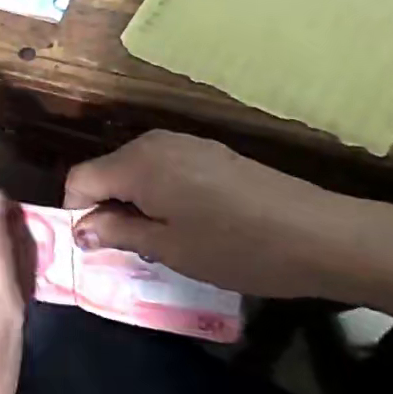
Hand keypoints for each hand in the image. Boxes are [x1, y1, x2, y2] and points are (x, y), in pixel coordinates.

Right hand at [63, 130, 392, 299]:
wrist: (317, 233)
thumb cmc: (235, 247)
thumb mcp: (170, 249)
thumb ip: (117, 233)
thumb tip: (80, 229)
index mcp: (137, 163)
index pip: (80, 178)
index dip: (75, 213)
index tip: (91, 248)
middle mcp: (155, 142)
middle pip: (107, 170)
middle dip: (105, 207)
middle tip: (122, 251)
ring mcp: (185, 143)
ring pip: (136, 169)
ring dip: (133, 202)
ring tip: (157, 240)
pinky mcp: (209, 151)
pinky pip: (164, 168)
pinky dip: (159, 193)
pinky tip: (187, 222)